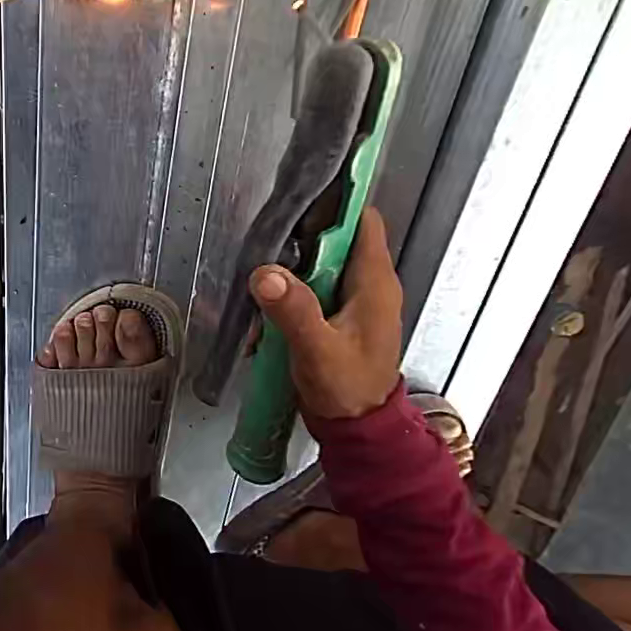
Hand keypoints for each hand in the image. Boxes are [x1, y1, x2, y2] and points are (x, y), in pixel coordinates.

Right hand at [249, 208, 403, 421]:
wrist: (357, 430)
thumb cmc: (346, 388)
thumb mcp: (318, 350)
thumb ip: (294, 311)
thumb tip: (264, 272)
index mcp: (374, 282)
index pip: (361, 222)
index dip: (333, 205)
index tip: (295, 199)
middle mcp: (367, 284)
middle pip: (333, 239)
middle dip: (299, 235)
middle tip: (262, 236)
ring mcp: (351, 300)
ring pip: (318, 263)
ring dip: (289, 264)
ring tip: (257, 266)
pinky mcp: (335, 315)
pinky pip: (310, 286)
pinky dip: (289, 287)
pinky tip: (265, 299)